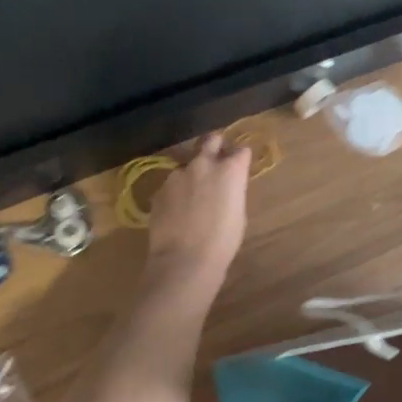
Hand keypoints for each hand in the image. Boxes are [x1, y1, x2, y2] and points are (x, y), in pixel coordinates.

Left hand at [144, 132, 250, 289]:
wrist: (184, 260)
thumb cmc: (222, 242)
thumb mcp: (238, 215)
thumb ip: (232, 192)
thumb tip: (225, 189)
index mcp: (230, 170)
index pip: (241, 151)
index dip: (241, 159)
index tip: (240, 168)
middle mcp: (203, 165)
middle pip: (211, 141)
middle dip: (215, 146)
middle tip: (216, 161)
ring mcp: (177, 175)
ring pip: (187, 166)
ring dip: (192, 175)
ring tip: (191, 198)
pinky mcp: (160, 189)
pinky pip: (171, 185)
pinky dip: (176, 193)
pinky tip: (177, 212)